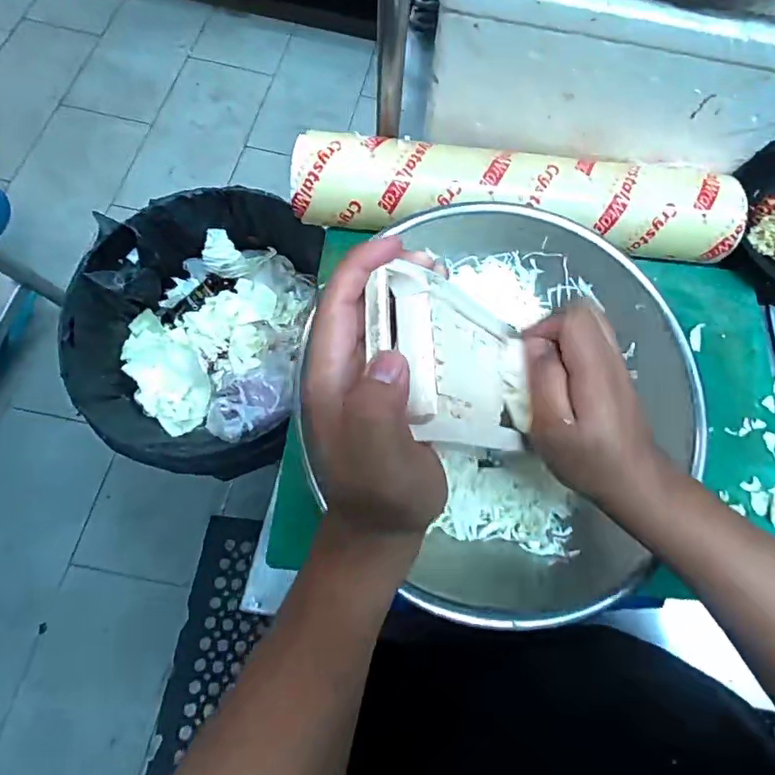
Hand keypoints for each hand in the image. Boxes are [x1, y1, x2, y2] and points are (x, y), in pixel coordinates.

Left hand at [301, 236, 445, 548]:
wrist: (383, 530)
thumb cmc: (381, 496)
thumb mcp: (380, 461)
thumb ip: (376, 411)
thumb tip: (391, 356)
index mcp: (329, 376)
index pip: (337, 305)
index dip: (360, 267)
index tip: (396, 245)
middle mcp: (340, 369)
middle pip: (357, 304)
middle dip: (386, 272)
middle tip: (429, 262)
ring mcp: (362, 379)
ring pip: (378, 320)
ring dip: (404, 293)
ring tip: (439, 279)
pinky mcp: (384, 389)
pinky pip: (398, 341)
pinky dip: (418, 321)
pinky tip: (445, 319)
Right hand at [524, 302, 667, 507]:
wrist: (636, 482)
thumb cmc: (589, 460)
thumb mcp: (551, 427)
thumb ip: (542, 379)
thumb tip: (534, 344)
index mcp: (595, 367)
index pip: (572, 317)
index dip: (542, 328)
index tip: (527, 359)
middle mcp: (611, 358)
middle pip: (584, 312)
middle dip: (552, 328)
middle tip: (537, 361)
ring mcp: (618, 365)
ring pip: (590, 325)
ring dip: (562, 339)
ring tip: (549, 371)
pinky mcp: (617, 375)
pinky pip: (593, 343)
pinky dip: (573, 351)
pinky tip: (565, 383)